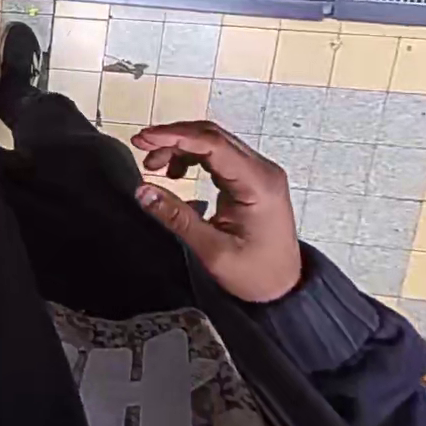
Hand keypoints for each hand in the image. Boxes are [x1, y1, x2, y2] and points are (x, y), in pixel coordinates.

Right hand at [130, 121, 302, 302]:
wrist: (284, 289)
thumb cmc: (253, 274)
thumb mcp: (212, 251)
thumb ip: (177, 217)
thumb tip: (142, 190)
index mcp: (257, 184)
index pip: (213, 144)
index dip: (175, 136)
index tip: (143, 139)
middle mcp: (261, 169)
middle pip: (213, 136)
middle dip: (173, 136)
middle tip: (140, 146)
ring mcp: (258, 172)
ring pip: (213, 142)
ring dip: (180, 146)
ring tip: (153, 164)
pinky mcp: (251, 178)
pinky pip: (218, 155)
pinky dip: (192, 156)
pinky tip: (175, 172)